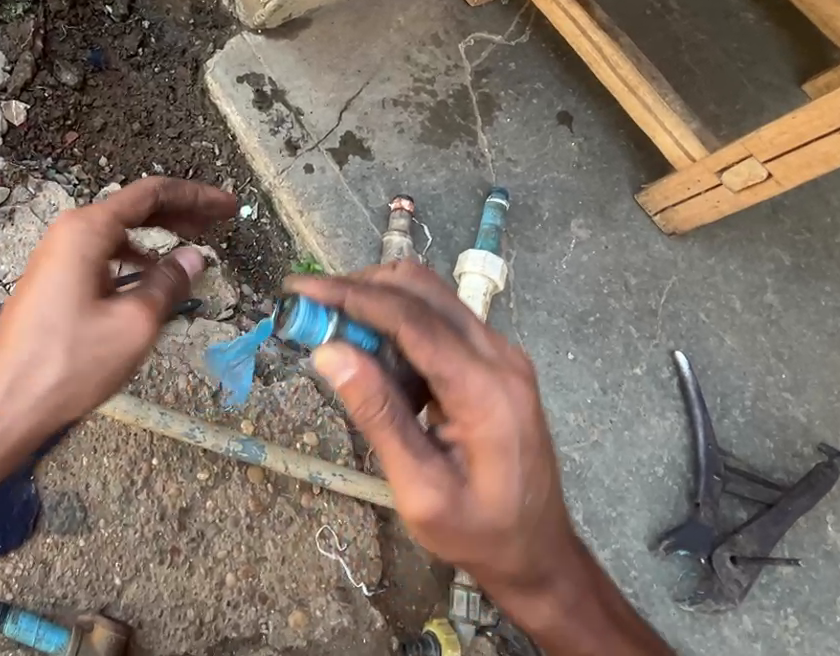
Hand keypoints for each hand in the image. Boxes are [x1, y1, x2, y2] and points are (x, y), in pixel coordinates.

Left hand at [0, 177, 238, 449]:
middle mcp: (68, 232)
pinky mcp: (51, 281)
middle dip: (179, 211)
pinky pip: (100, 254)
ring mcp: (56, 256)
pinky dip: (132, 257)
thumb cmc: (68, 364)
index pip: (151, 194)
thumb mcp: (133, 325)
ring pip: (116, 232)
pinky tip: (149, 276)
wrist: (2, 406)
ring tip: (192, 246)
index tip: (230, 206)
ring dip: (157, 235)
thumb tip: (194, 258)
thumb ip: (168, 284)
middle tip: (219, 222)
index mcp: (87, 230)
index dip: (196, 196)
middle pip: (133, 207)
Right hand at [292, 261, 584, 606]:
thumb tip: (328, 353)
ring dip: (376, 302)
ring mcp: (500, 353)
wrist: (539, 552)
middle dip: (358, 288)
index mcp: (484, 390)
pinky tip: (379, 365)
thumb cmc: (479, 532)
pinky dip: (395, 323)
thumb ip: (378, 416)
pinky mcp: (493, 358)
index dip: (350, 295)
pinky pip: (436, 317)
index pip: (409, 317)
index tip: (300, 289)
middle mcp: (498, 356)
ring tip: (339, 340)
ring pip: (428, 294)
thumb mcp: (420, 490)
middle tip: (312, 314)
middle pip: (420, 288)